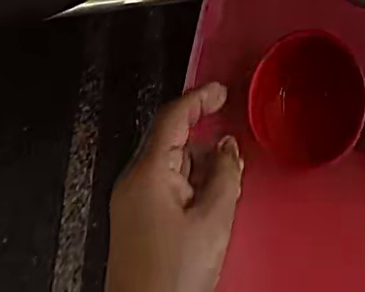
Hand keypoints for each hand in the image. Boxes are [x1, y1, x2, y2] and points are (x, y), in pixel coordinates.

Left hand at [105, 83, 243, 291]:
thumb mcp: (213, 220)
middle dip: (203, 136)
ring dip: (199, 163)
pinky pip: (165, 184)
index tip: (222, 91)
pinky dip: (189, 182)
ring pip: (170, 162)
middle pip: (170, 138)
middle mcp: (134, 180)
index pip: (172, 116)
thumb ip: (226, 174)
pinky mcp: (135, 221)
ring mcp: (131, 202)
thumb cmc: (173, 278)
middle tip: (233, 144)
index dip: (199, 97)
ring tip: (227, 182)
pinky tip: (209, 202)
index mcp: (148, 172)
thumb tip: (228, 148)